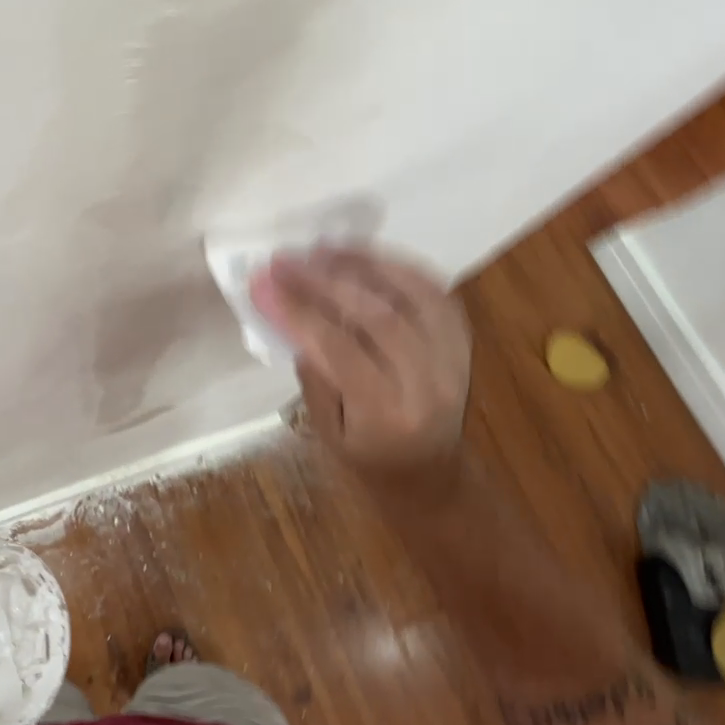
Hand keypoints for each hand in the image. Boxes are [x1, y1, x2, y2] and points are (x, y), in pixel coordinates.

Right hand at [250, 246, 471, 479]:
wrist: (430, 475)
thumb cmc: (367, 460)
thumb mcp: (327, 431)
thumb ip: (314, 376)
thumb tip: (292, 316)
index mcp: (387, 414)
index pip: (340, 349)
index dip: (299, 311)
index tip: (262, 284)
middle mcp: (428, 383)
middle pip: (376, 316)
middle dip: (323, 281)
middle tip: (283, 260)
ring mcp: (453, 358)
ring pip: (410, 295)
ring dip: (361, 264)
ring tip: (319, 249)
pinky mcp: (462, 341)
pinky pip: (433, 292)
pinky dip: (397, 267)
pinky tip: (362, 256)